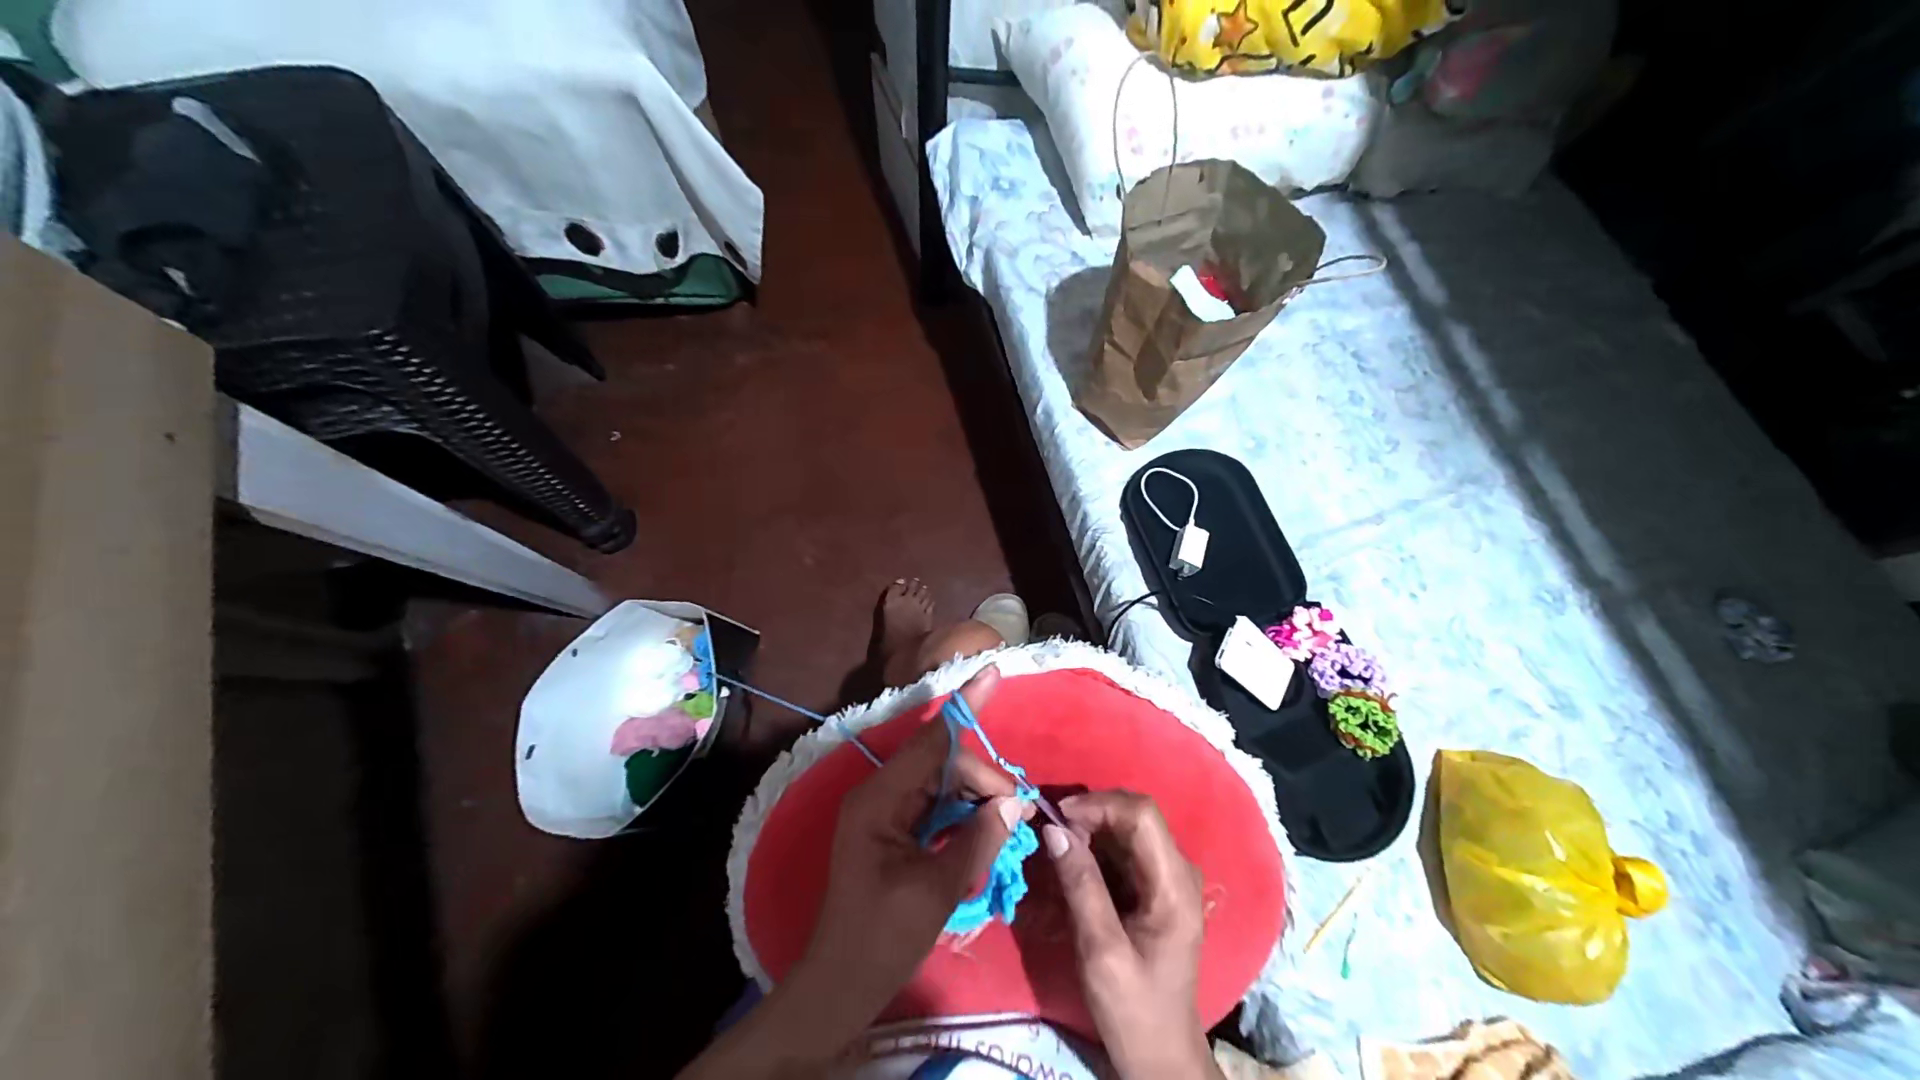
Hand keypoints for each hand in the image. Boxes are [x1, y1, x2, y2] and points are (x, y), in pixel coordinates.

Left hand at [797, 665, 1030, 1018]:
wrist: (840, 984)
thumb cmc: (882, 938)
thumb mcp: (937, 889)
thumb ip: (977, 839)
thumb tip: (1012, 803)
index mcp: (880, 799)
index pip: (931, 742)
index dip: (965, 707)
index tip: (992, 672)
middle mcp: (880, 794)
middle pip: (941, 763)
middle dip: (981, 777)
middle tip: (1016, 810)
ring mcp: (884, 810)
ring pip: (940, 782)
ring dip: (974, 794)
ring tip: (1008, 818)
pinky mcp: (892, 828)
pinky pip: (933, 804)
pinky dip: (961, 811)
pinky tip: (986, 824)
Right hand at [1043, 792, 1221, 1079]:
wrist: (1160, 1053)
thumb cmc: (1132, 1008)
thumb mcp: (1100, 951)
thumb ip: (1081, 886)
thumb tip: (1055, 830)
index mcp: (1175, 886)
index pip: (1142, 814)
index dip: (1099, 804)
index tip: (1058, 817)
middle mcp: (1178, 872)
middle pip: (1136, 815)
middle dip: (1092, 813)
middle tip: (1053, 831)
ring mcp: (1169, 878)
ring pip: (1128, 828)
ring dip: (1091, 827)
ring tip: (1057, 844)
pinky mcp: (1154, 887)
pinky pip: (1124, 848)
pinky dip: (1096, 844)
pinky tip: (1073, 859)